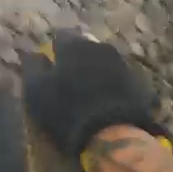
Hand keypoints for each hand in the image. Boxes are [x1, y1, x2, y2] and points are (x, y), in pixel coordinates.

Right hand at [21, 30, 164, 156]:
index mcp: (74, 45)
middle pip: (85, 47)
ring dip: (97, 71)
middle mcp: (100, 47)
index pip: (61, 36)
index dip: (55, 50)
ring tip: (90, 92)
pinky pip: (121, 80)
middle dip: (77, 58)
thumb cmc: (65, 110)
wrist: (111, 135)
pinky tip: (108, 103)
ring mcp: (123, 65)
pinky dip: (114, 87)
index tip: (51, 64)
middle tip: (70, 79)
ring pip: (105, 62)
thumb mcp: (36, 90)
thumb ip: (32, 67)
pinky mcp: (140, 84)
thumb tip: (32, 53)